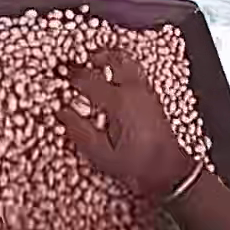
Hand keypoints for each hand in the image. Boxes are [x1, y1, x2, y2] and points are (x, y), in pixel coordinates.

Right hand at [57, 49, 195, 197]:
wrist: (168, 172)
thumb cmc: (137, 165)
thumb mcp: (101, 154)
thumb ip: (79, 131)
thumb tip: (62, 113)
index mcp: (118, 102)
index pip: (89, 79)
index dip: (72, 76)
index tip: (61, 76)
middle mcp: (133, 90)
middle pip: (112, 59)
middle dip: (93, 57)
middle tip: (80, 61)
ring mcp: (145, 90)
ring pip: (127, 60)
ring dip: (110, 58)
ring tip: (97, 63)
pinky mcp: (152, 95)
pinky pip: (135, 70)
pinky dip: (122, 66)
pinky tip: (115, 78)